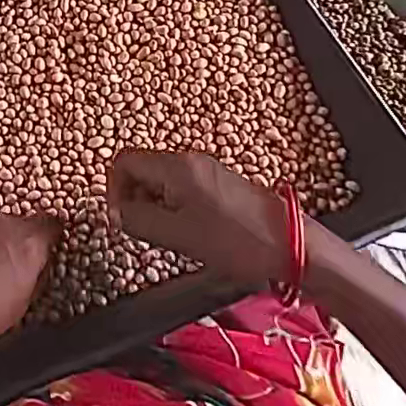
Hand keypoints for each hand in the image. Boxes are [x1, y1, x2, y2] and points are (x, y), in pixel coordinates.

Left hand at [0, 211, 53, 380]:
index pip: (51, 226)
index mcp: (30, 242)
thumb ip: (34, 274)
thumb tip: (35, 268)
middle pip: (18, 223)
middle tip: (2, 268)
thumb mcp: (24, 302)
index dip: (47, 237)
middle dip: (13, 242)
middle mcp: (5, 222)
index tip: (44, 245)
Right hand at [105, 150, 290, 285]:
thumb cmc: (233, 240)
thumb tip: (117, 213)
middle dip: (135, 199)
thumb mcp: (176, 235)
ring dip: (155, 206)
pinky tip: (189, 233)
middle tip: (146, 232)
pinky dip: (174, 208)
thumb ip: (137, 220)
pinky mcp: (219, 183)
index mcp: (175, 166)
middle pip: (142, 169)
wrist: (291, 245)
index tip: (121, 219)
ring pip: (161, 181)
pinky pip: (182, 189)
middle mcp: (189, 159)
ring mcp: (206, 170)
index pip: (124, 162)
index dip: (114, 190)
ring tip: (170, 236)